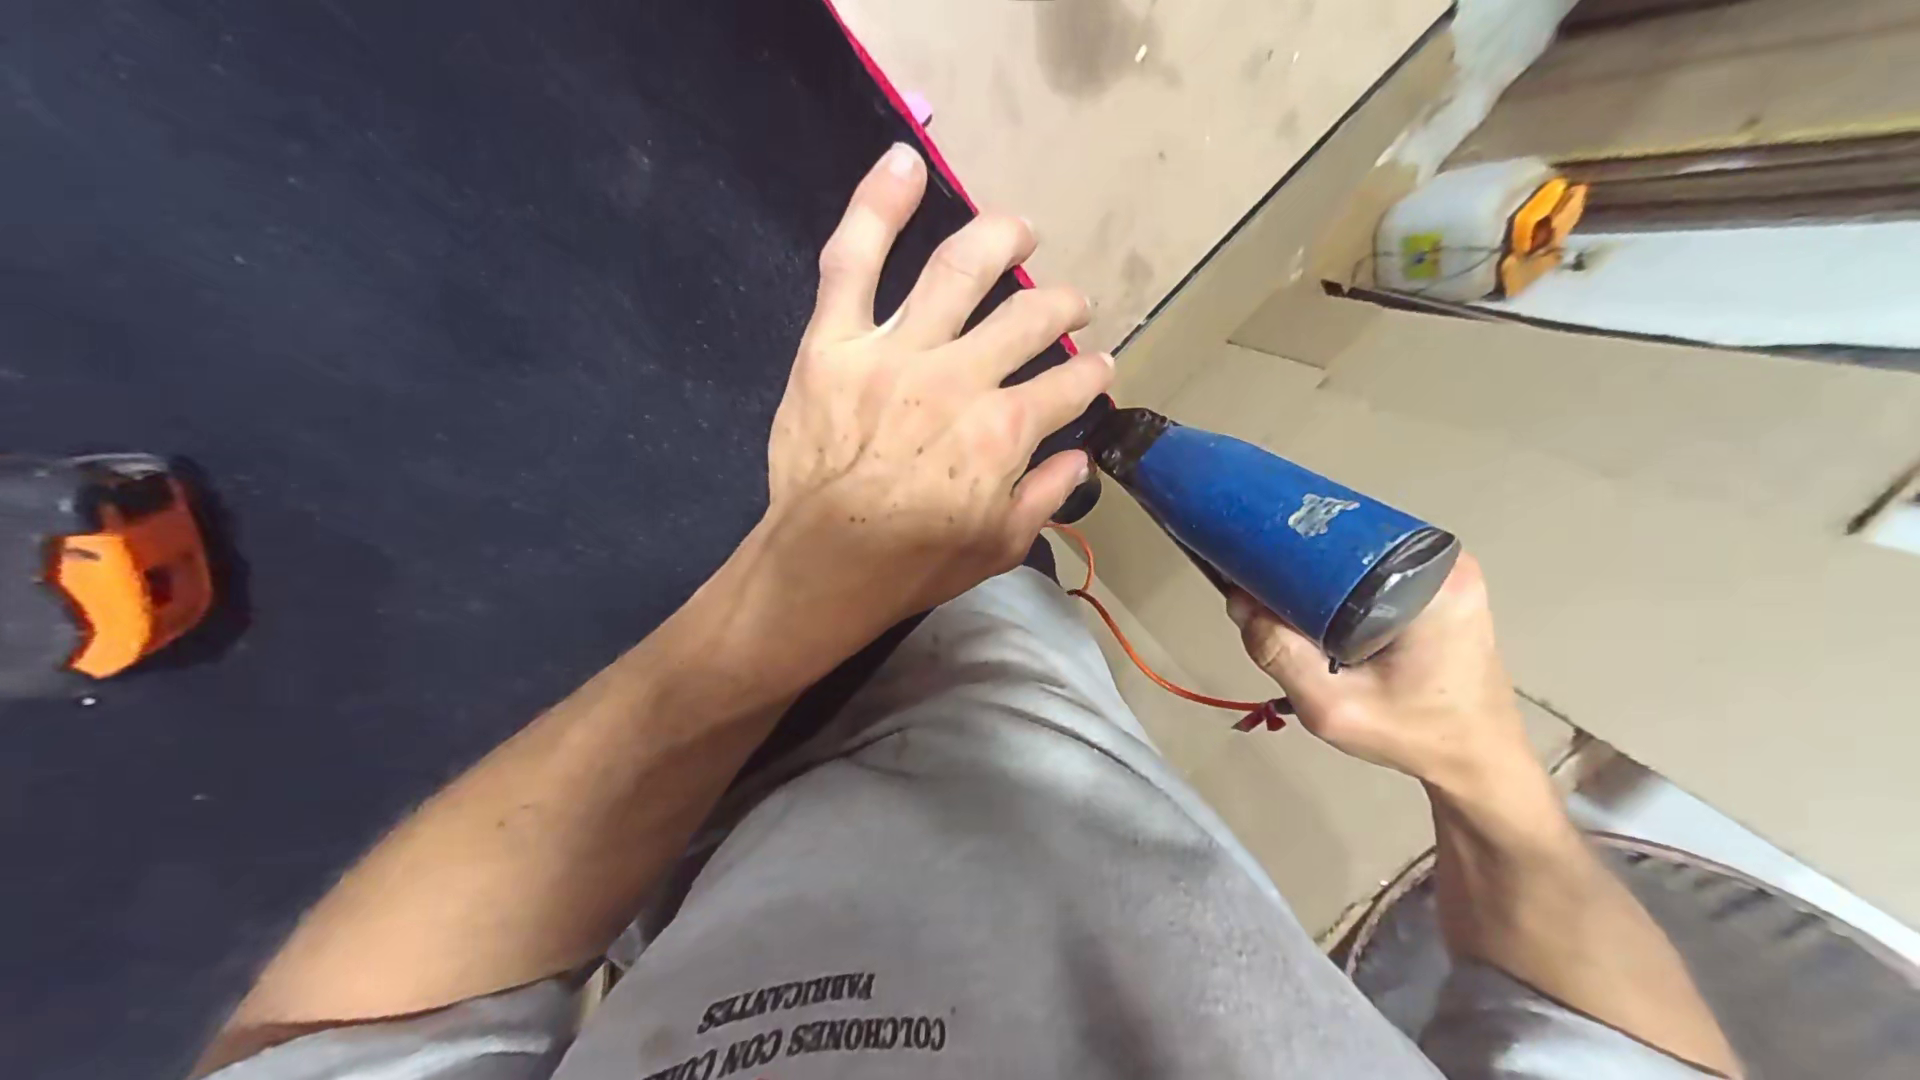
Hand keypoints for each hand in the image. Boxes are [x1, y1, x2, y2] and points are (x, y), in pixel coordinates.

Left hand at [757, 143, 1112, 640]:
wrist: (825, 564)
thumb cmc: (915, 564)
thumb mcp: (1000, 547)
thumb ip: (1047, 496)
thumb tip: (1079, 456)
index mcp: (1003, 432)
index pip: (1069, 384)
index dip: (1092, 376)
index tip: (1097, 373)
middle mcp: (959, 378)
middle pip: (1028, 317)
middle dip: (1063, 308)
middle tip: (1070, 308)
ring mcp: (895, 351)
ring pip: (959, 269)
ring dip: (1002, 240)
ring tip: (1022, 232)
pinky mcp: (835, 342)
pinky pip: (852, 259)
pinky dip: (875, 207)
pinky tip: (904, 163)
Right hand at [1226, 554, 1539, 795]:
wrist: (1479, 762)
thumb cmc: (1414, 735)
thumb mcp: (1332, 707)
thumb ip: (1278, 654)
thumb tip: (1239, 599)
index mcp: (1430, 578)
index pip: (1334, 541)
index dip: (1285, 552)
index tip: (1248, 571)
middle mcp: (1442, 561)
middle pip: (1341, 545)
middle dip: (1296, 570)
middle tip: (1267, 606)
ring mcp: (1444, 571)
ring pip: (1351, 559)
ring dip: (1315, 581)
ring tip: (1289, 615)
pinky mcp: (1438, 586)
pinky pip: (1368, 571)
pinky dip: (1336, 588)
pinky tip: (1317, 616)